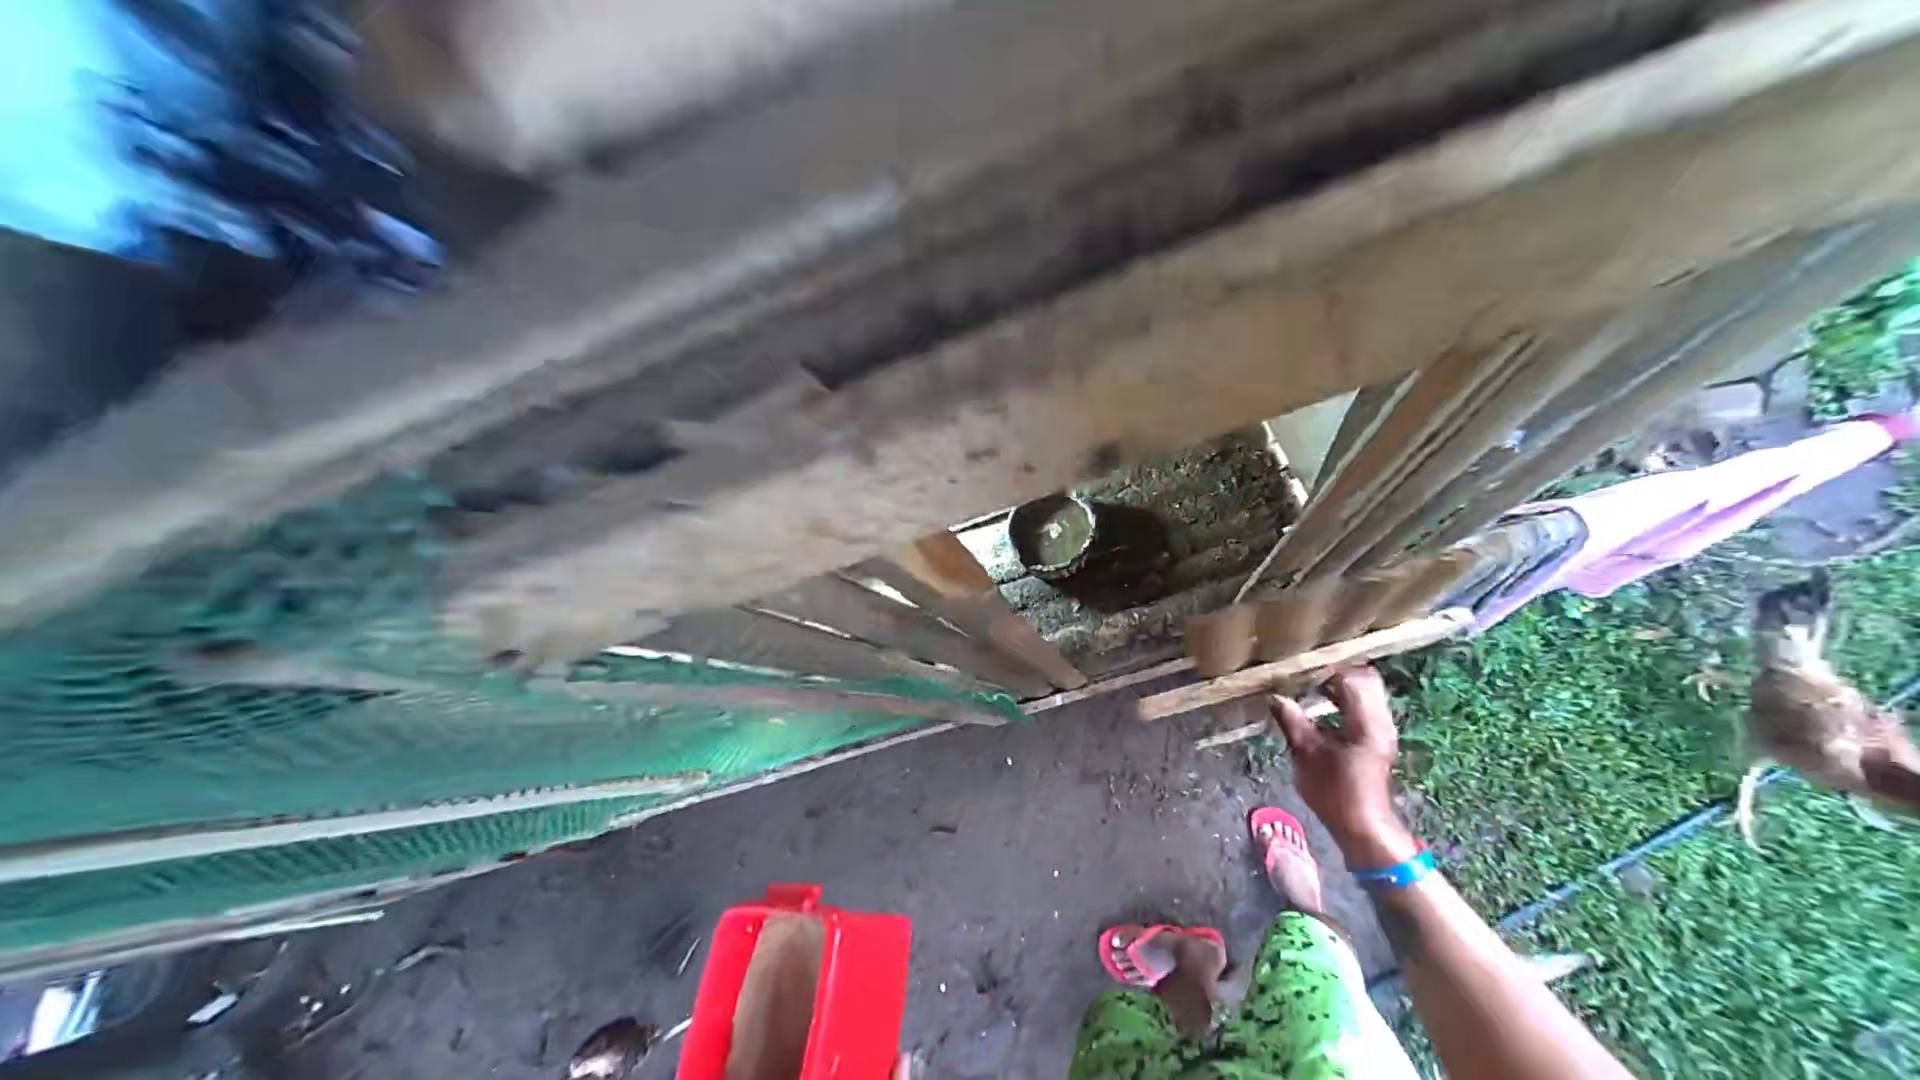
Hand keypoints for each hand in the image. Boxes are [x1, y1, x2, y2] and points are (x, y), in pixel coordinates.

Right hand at [1268, 665, 1417, 866]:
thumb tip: (1274, 697)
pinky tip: (1321, 707)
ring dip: (1340, 686)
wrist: (1362, 826)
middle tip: (1305, 677)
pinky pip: (1364, 705)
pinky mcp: (1377, 739)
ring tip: (1310, 689)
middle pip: (1365, 679)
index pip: (1353, 679)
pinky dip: (1345, 699)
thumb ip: (1292, 721)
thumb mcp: (1306, 755)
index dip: (1326, 671)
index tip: (1299, 673)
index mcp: (1366, 723)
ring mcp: (1382, 730)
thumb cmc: (1334, 793)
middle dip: (1335, 674)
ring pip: (1367, 691)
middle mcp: (1381, 722)